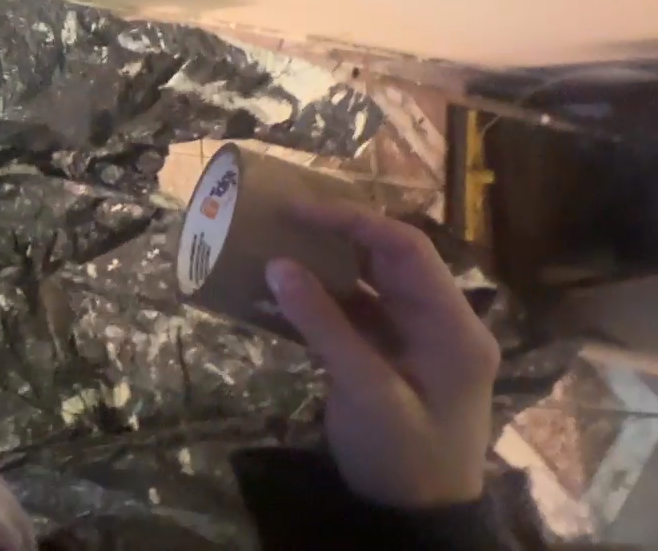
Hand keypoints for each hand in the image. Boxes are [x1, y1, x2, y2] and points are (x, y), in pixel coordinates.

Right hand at [265, 201, 500, 508]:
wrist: (416, 511)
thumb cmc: (404, 453)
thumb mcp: (366, 391)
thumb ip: (324, 325)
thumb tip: (276, 264)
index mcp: (451, 326)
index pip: (404, 248)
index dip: (350, 220)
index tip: (292, 209)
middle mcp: (435, 319)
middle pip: (385, 253)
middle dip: (330, 228)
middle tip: (273, 214)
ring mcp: (409, 333)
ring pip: (363, 273)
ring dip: (317, 255)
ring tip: (267, 238)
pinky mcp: (382, 346)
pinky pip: (346, 301)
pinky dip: (310, 287)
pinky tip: (273, 284)